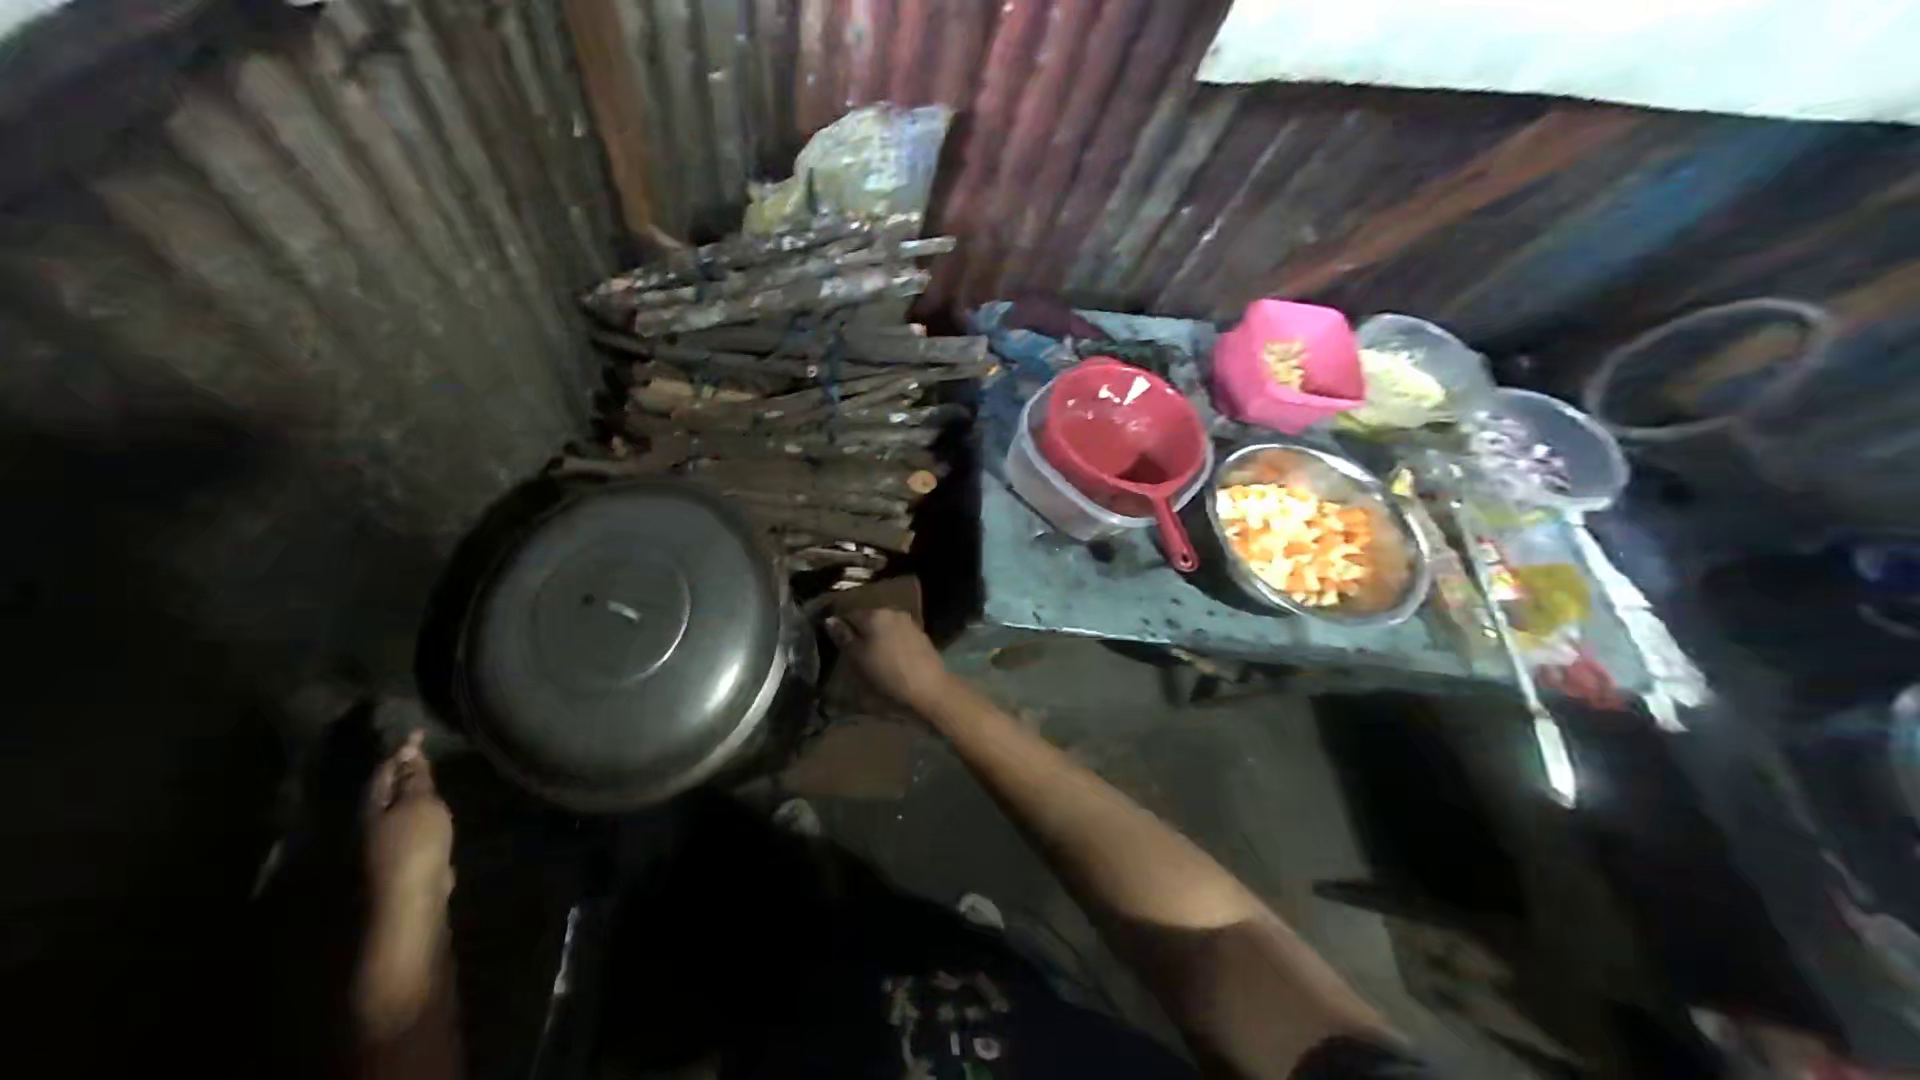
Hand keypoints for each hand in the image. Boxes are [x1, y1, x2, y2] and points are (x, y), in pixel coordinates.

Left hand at [364, 730, 454, 911]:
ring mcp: (385, 841)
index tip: (419, 731)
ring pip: (397, 807)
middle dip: (402, 770)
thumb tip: (408, 751)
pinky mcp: (401, 855)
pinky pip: (409, 822)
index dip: (402, 749)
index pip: (385, 769)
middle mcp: (372, 822)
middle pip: (386, 789)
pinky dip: (420, 810)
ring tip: (430, 777)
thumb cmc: (414, 843)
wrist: (412, 897)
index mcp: (373, 806)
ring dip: (411, 790)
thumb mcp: (420, 803)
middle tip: (422, 752)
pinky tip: (434, 812)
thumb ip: (415, 778)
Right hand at [825, 608, 953, 711]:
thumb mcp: (858, 658)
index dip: (840, 627)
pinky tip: (889, 655)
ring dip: (876, 635)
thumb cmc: (887, 674)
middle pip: (868, 618)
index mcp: (874, 614)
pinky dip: (890, 640)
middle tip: (852, 650)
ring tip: (871, 654)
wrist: (928, 687)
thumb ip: (843, 636)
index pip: (849, 613)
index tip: (836, 642)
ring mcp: (908, 621)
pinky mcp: (920, 633)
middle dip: (859, 630)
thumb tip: (829, 619)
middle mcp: (892, 611)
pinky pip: (897, 632)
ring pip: (884, 625)